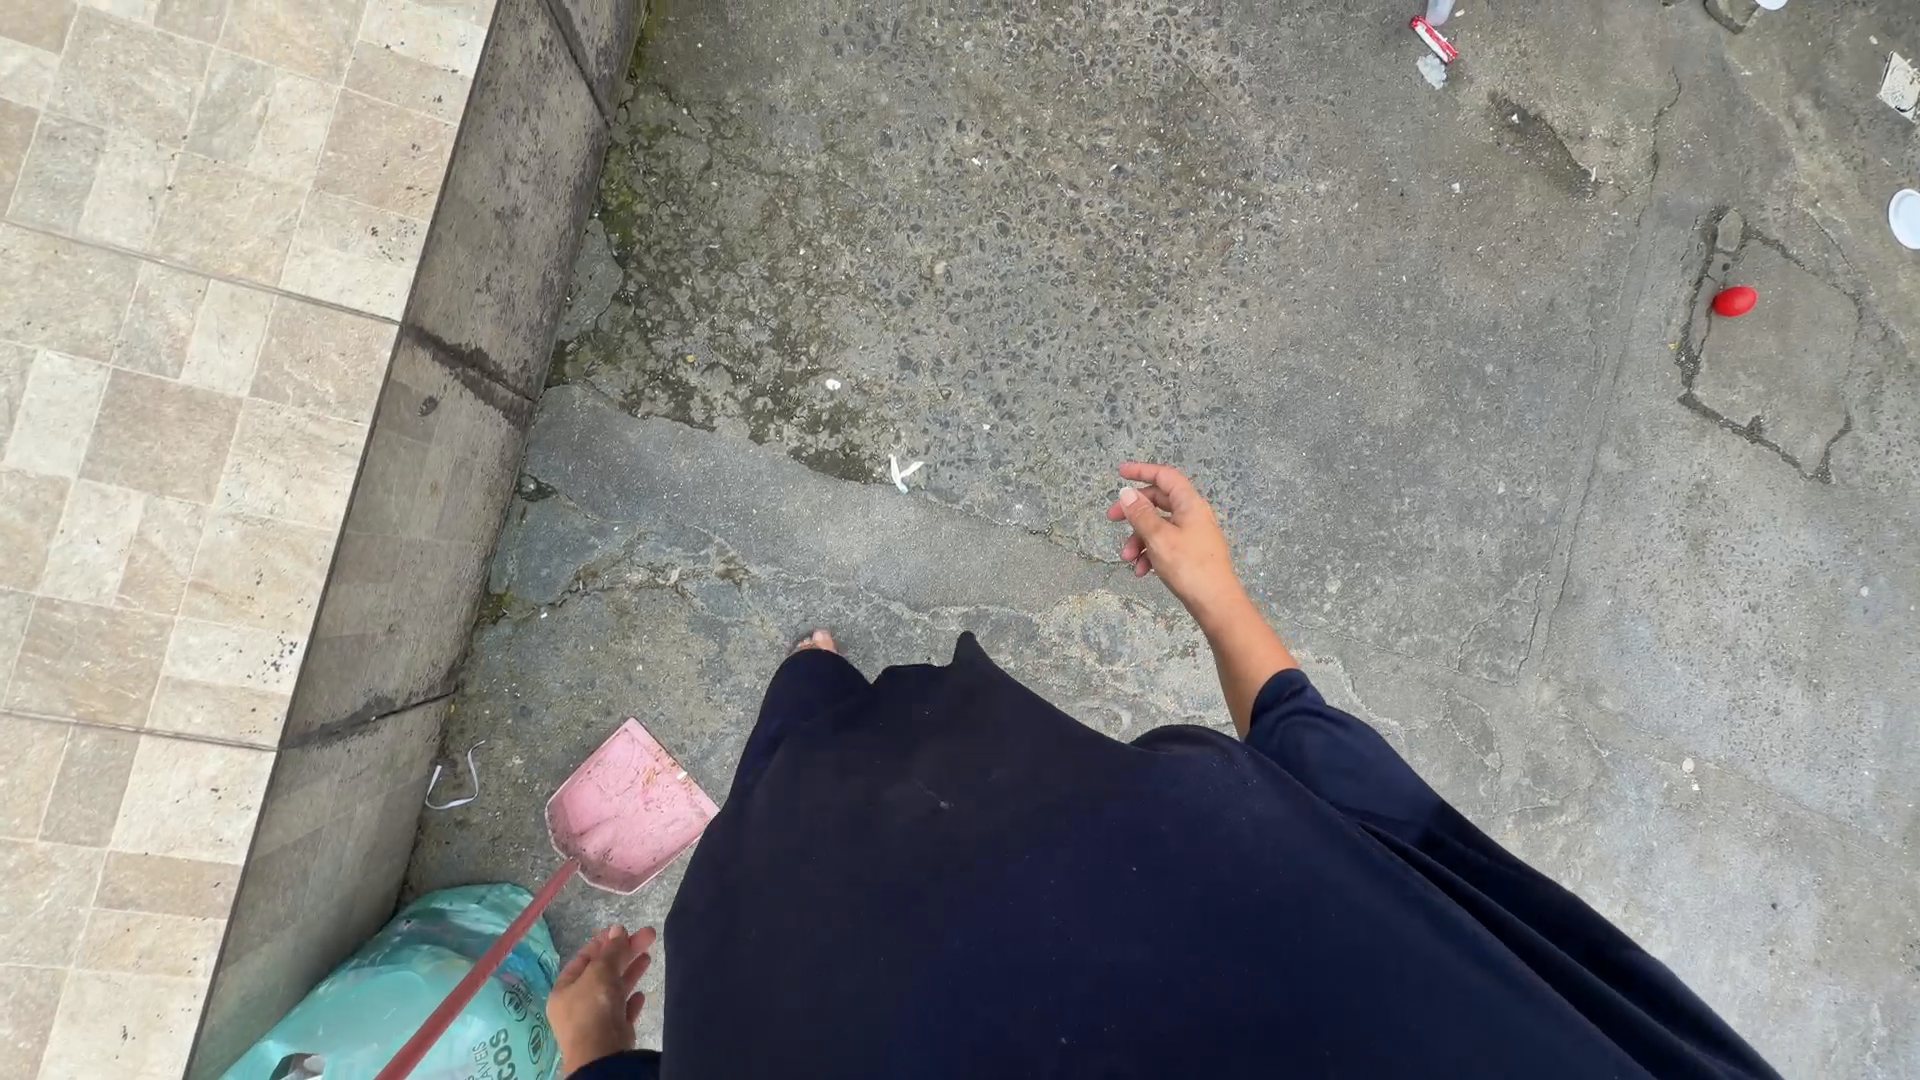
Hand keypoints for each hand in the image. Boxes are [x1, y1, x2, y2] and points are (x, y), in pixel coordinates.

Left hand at [548, 925, 654, 1074]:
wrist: (601, 1053)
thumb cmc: (593, 1006)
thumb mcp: (601, 970)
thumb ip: (611, 949)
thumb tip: (617, 928)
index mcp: (565, 990)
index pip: (583, 959)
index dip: (603, 942)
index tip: (623, 929)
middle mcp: (577, 1005)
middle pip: (603, 971)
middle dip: (625, 952)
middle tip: (648, 935)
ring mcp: (594, 1020)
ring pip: (614, 989)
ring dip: (631, 972)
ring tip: (649, 955)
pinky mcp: (611, 1033)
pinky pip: (622, 1011)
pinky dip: (631, 1001)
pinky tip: (641, 994)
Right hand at [1107, 462, 1295, 734]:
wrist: (1216, 604)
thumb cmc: (1189, 567)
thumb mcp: (1158, 538)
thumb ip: (1140, 514)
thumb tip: (1126, 493)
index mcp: (1190, 505)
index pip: (1165, 477)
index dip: (1142, 471)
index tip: (1120, 472)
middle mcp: (1193, 515)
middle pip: (1158, 502)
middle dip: (1133, 512)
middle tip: (1111, 518)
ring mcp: (1193, 535)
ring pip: (1158, 526)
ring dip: (1138, 539)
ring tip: (1127, 558)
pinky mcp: (1191, 554)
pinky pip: (1165, 544)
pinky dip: (1150, 553)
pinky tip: (1141, 571)